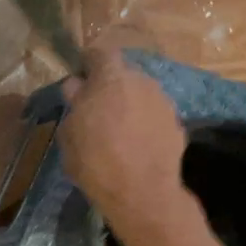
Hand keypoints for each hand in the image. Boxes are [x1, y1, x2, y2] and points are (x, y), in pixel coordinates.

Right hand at [58, 46, 193, 237]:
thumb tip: (76, 86)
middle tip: (95, 109)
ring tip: (116, 129)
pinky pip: (153, 114)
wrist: (141, 192)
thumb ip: (74, 103)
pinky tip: (135, 144)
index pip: (101, 53)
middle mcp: (142, 82)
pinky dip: (143, 122)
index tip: (80, 78)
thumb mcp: (69, 133)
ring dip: (128, 104)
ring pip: (140, 94)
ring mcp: (163, 102)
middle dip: (109, 86)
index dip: (89, 62)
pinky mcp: (176, 123)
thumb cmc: (95, 160)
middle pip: (123, 74)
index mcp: (111, 79)